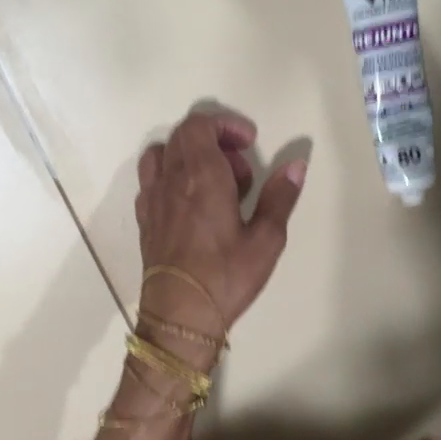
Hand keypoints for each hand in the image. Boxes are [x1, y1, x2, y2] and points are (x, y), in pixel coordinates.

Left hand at [134, 110, 305, 366]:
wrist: (179, 314)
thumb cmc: (226, 276)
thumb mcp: (266, 239)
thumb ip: (279, 196)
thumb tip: (296, 165)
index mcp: (200, 175)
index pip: (199, 125)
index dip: (225, 125)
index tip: (248, 143)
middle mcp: (170, 179)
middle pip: (182, 136)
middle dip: (214, 141)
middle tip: (240, 172)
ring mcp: (152, 198)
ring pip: (162, 155)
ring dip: (188, 157)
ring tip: (215, 184)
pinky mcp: (144, 219)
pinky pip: (152, 180)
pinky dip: (172, 178)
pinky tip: (193, 205)